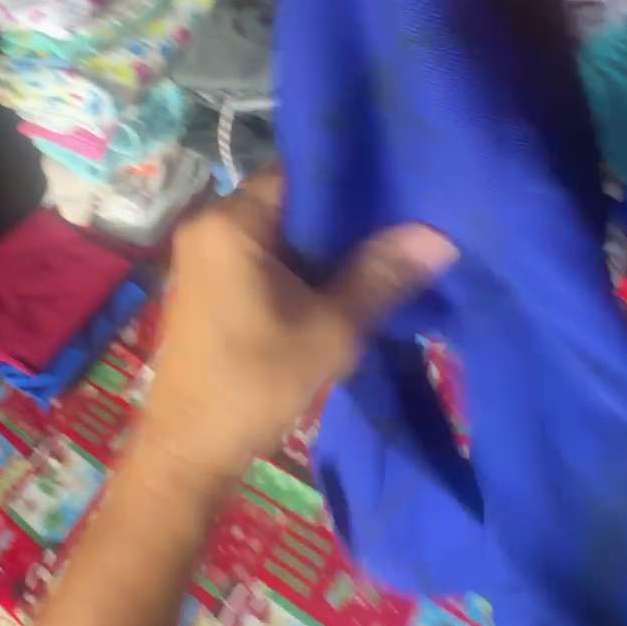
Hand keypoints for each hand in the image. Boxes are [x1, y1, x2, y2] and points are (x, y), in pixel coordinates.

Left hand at [135, 171, 457, 484]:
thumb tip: (439, 236)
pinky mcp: (204, 281)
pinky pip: (257, 251)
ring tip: (375, 250)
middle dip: (339, 215)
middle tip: (395, 224)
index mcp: (231, 221)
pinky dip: (293, 261)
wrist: (187, 454)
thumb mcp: (330, 331)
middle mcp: (209, 223)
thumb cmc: (254, 385)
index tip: (396, 191)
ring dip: (318, 242)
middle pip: (287, 198)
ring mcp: (202, 253)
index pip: (299, 171)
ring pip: (275, 228)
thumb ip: (382, 275)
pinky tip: (333, 279)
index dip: (349, 180)